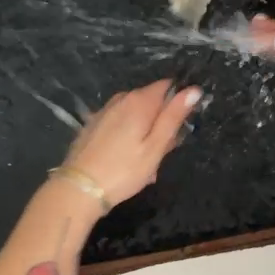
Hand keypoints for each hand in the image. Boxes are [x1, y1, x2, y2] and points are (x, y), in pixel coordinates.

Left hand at [59, 79, 199, 209]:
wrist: (80, 188)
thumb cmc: (124, 170)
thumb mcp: (156, 147)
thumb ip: (174, 117)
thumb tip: (193, 90)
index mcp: (139, 101)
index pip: (167, 87)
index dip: (178, 103)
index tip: (180, 128)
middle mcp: (121, 99)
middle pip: (151, 102)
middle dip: (161, 123)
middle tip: (161, 154)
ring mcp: (105, 110)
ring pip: (135, 115)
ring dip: (145, 133)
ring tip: (144, 162)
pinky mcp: (94, 124)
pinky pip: (120, 124)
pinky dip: (128, 137)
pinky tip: (126, 159)